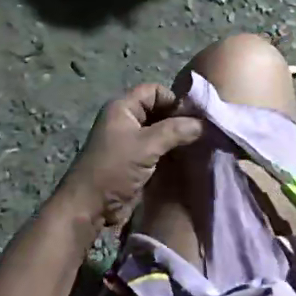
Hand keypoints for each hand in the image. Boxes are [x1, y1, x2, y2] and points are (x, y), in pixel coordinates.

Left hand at [55, 83, 204, 230]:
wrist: (91, 205)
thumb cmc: (115, 168)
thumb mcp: (146, 146)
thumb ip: (174, 131)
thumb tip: (203, 123)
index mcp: (122, 107)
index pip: (153, 91)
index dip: (173, 100)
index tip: (194, 117)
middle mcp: (126, 120)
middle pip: (157, 110)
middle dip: (178, 119)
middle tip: (202, 132)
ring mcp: (130, 141)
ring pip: (158, 130)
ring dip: (176, 137)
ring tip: (199, 145)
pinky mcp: (134, 160)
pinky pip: (157, 148)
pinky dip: (170, 151)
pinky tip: (187, 158)